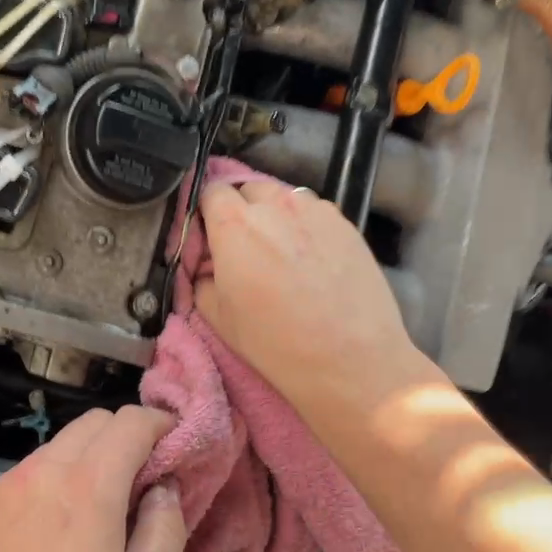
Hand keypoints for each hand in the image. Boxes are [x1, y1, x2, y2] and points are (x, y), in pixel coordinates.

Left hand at [0, 406, 186, 551]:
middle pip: (92, 424)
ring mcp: (2, 487)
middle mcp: (40, 473)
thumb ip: (165, 532)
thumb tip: (164, 487)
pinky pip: (26, 475)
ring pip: (57, 447)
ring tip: (98, 516)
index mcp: (86, 489)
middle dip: (125, 439)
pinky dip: (50, 484)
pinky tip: (51, 537)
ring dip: (87, 461)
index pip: (130, 422)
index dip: (160, 425)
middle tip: (143, 486)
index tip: (177, 447)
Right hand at [193, 181, 431, 409]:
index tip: (212, 236)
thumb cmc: (274, 341)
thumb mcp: (217, 315)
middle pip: (248, 190)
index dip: (208, 212)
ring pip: (284, 197)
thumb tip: (207, 265)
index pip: (211, 191)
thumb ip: (201, 277)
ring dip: (275, 214)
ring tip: (282, 250)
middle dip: (243, 211)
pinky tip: (312, 258)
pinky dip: (306, 225)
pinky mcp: (345, 223)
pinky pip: (315, 212)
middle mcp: (273, 206)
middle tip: (247, 246)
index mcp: (234, 224)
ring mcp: (314, 210)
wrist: (350, 361)